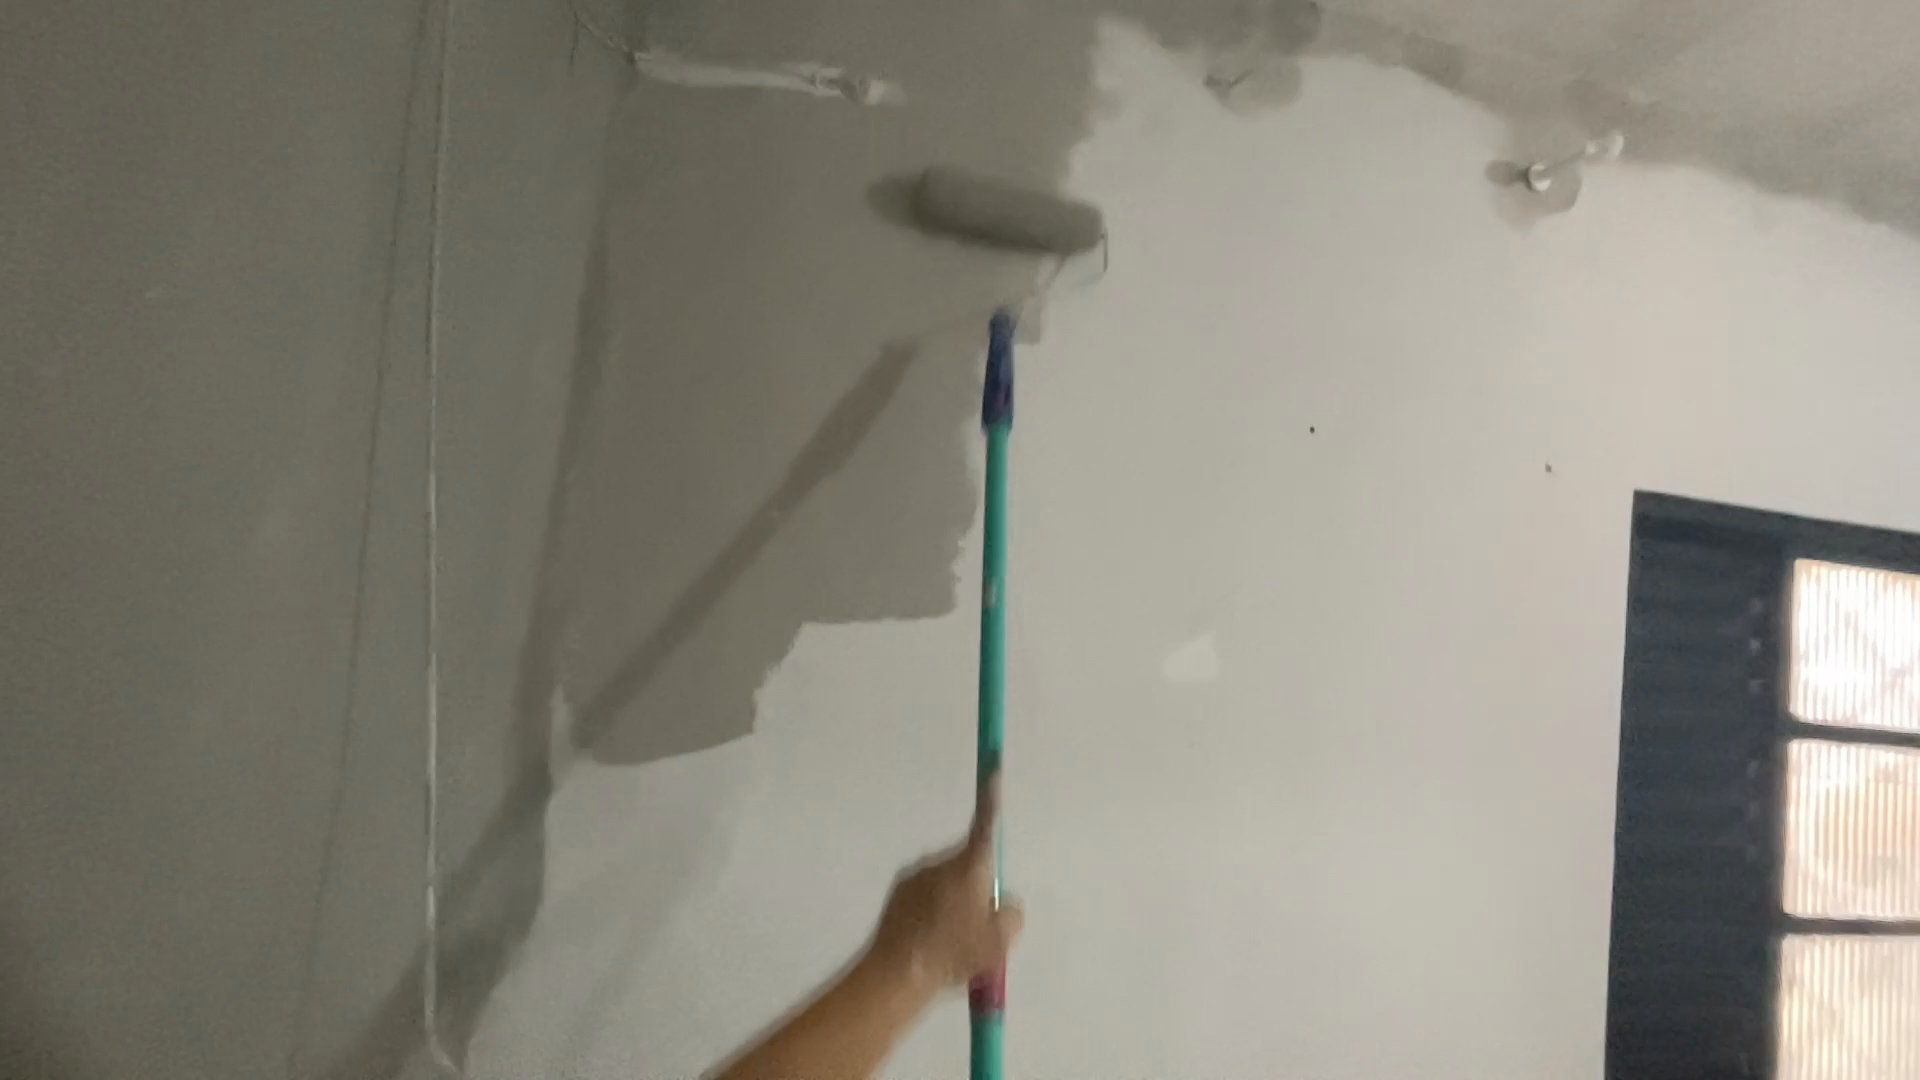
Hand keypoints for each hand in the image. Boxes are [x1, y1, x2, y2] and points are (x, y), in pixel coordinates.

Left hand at [868, 776, 1023, 990]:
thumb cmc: (953, 954)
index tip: (993, 768)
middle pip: (969, 863)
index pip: (985, 824)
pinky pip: (925, 891)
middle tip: (976, 925)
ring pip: (947, 880)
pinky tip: (929, 937)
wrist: (898, 972)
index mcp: (970, 867)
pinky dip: (931, 907)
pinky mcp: (899, 889)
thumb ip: (1011, 914)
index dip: (992, 796)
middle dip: (975, 886)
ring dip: (952, 900)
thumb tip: (1004, 902)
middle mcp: (942, 861)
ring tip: (949, 941)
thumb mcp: (999, 943)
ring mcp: (917, 873)